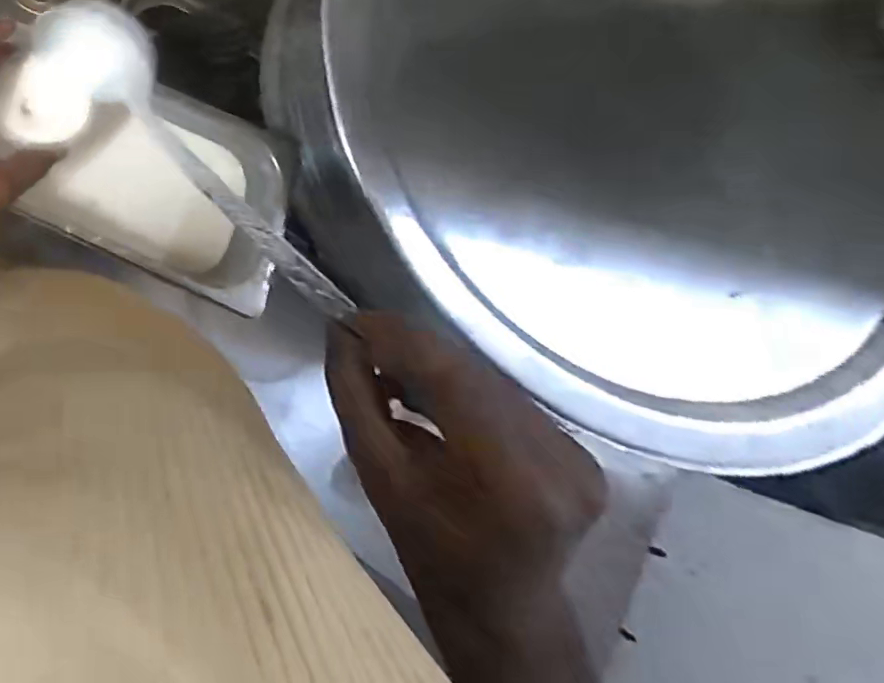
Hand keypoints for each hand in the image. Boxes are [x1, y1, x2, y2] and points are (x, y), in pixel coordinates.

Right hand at [325, 314, 605, 609]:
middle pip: (468, 370)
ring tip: (388, 382)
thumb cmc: (422, 537)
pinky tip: (428, 401)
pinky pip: (503, 395)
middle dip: (407, 348)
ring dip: (430, 365)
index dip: (394, 337)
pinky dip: (458, 386)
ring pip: (484, 377)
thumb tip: (341, 333)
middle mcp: (555, 458)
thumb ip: (353, 393)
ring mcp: (576, 455)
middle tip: (358, 347)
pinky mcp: (578, 452)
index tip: (349, 323)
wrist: (495, 597)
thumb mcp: (372, 465)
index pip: (447, 373)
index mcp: (505, 472)